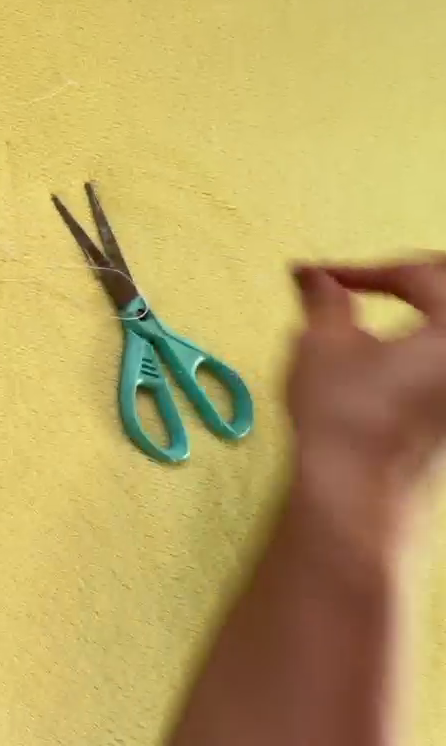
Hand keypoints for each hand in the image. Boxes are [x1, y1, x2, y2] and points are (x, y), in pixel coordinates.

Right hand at [286, 257, 445, 539]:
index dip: (362, 269)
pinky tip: (413, 343)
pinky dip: (435, 335)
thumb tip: (314, 274)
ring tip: (395, 303)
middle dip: (415, 276)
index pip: (419, 275)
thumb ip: (326, 299)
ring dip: (431, 305)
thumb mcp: (322, 343)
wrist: (364, 477)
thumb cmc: (341, 405)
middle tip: (365, 278)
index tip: (315, 275)